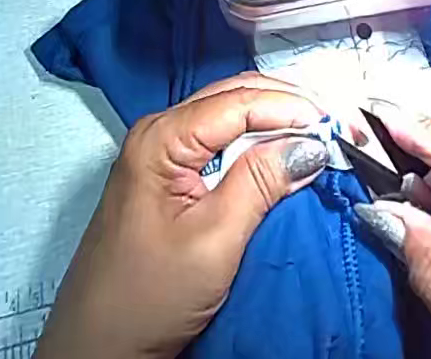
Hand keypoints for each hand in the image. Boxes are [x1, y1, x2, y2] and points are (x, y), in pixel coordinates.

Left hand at [37, 74, 334, 358]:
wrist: (96, 346)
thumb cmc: (148, 297)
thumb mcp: (214, 241)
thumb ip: (261, 183)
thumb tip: (310, 144)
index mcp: (161, 137)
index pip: (235, 102)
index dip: (287, 106)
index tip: (333, 122)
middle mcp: (159, 129)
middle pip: (230, 97)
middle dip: (283, 103)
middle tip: (332, 122)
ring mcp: (160, 147)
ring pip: (226, 112)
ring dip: (271, 116)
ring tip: (315, 129)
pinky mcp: (167, 169)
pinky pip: (217, 137)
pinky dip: (253, 137)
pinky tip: (280, 145)